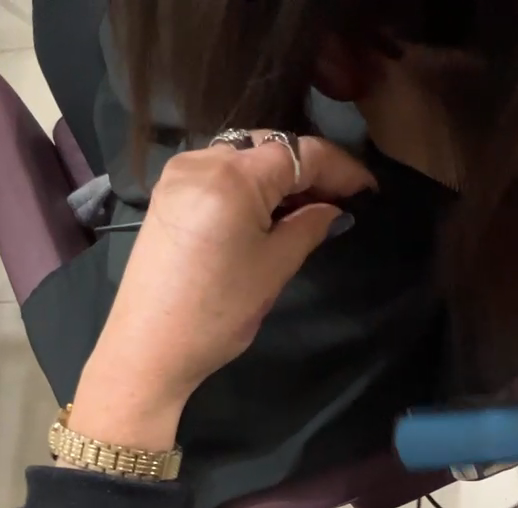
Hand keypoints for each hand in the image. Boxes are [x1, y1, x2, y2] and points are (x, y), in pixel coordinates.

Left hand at [65, 133, 376, 451]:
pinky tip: (264, 212)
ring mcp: (179, 176)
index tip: (369, 189)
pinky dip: (247, 186)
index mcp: (233, 176)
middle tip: (339, 200)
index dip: (342, 168)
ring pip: (243, 158)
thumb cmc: (216, 314)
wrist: (147, 350)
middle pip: (270, 147)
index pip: (301, 153)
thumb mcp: (272, 270)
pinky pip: (218, 175)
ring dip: (277, 177)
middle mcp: (202, 160)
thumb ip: (308, 228)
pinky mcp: (167, 197)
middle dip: (308, 169)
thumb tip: (333, 208)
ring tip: (304, 209)